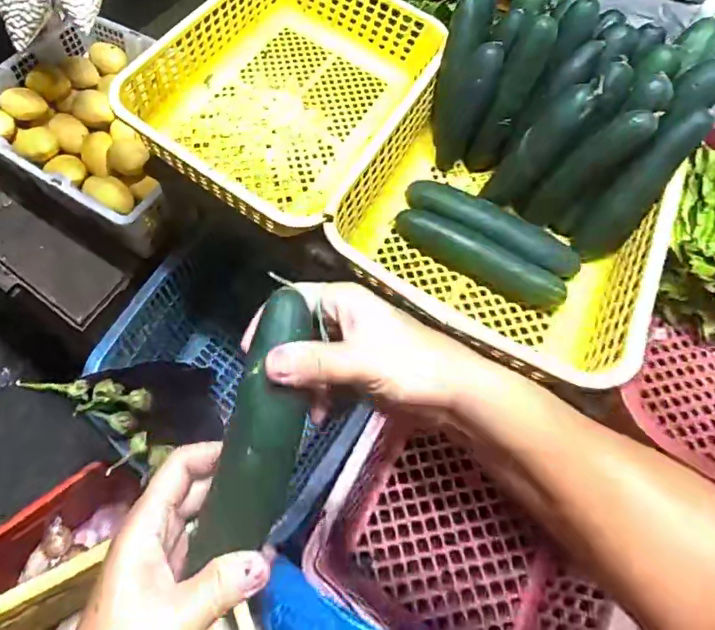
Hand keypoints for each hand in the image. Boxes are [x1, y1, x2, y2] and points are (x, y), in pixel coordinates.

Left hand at [79, 443, 269, 629]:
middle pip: (185, 491)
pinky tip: (241, 552)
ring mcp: (153, 557)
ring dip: (220, 513)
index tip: (240, 450)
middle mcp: (147, 531)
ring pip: (190, 521)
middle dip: (219, 480)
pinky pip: (191, 551)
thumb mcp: (176, 615)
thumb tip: (263, 558)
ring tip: (258, 507)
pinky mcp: (159, 583)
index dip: (205, 453)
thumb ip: (219, 586)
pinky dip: (216, 545)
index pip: (175, 469)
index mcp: (144, 523)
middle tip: (260, 479)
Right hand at [242, 282, 523, 422]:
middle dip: (285, 359)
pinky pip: (328, 376)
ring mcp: (352, 343)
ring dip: (303, 382)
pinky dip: (321, 394)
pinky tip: (319, 416)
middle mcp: (343, 315)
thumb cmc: (410, 365)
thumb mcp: (358, 363)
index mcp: (340, 299)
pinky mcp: (361, 368)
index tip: (252, 350)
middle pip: (299, 330)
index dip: (268, 321)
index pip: (290, 299)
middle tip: (269, 384)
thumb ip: (313, 363)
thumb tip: (267, 364)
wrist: (462, 399)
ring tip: (298, 408)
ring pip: (311, 356)